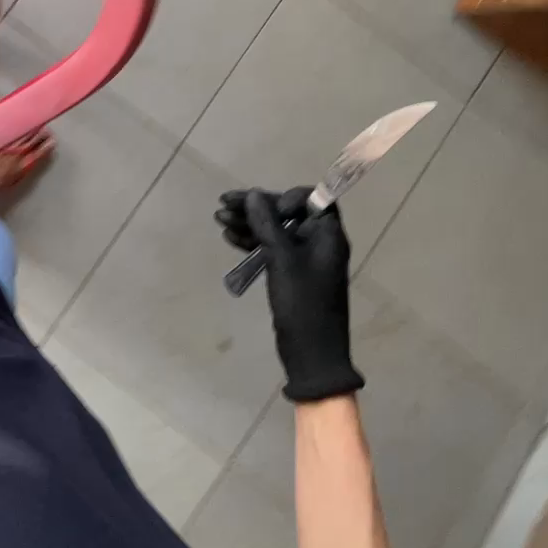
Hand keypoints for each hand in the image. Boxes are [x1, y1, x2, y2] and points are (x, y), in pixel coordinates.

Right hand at [218, 188, 363, 402]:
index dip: (287, 198)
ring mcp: (305, 258)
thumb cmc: (302, 303)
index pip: (313, 199)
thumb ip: (267, 224)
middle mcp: (319, 242)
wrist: (311, 353)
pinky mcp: (292, 272)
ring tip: (219, 219)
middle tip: (224, 204)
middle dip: (256, 207)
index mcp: (327, 235)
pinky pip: (272, 247)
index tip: (265, 207)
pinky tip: (229, 237)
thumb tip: (254, 194)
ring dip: (249, 222)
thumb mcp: (281, 259)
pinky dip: (252, 240)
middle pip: (287, 212)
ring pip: (276, 229)